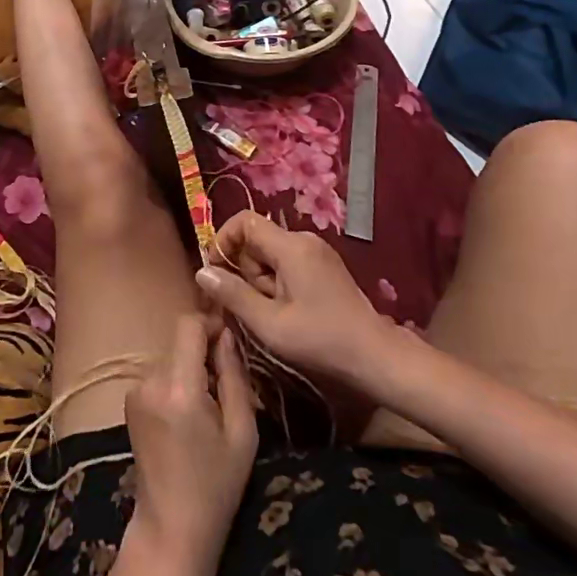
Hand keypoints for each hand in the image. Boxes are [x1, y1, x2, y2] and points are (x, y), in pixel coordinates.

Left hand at [112, 315, 257, 575]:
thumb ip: (235, 375)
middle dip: (206, 351)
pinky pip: (160, 374)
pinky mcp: (130, 401)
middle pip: (180, 341)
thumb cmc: (216, 484)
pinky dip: (178, 381)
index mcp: (179, 388)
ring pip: (171, 356)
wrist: (171, 527)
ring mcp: (135, 391)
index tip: (232, 338)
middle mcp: (150, 382)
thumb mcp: (242, 431)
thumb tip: (228, 334)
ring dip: (192, 367)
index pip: (189, 325)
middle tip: (229, 379)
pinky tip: (190, 412)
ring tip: (212, 401)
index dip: (212, 323)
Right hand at [194, 211, 396, 383]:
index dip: (224, 240)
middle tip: (255, 306)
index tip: (216, 272)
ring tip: (274, 314)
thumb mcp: (268, 323)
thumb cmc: (320, 339)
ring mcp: (317, 251)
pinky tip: (287, 311)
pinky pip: (287, 262)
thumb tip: (202, 272)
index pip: (245, 220)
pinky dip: (277, 283)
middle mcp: (305, 239)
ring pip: (270, 253)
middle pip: (257, 239)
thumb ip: (233, 294)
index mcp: (291, 246)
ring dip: (261, 280)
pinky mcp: (324, 265)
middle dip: (245, 269)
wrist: (374, 354)